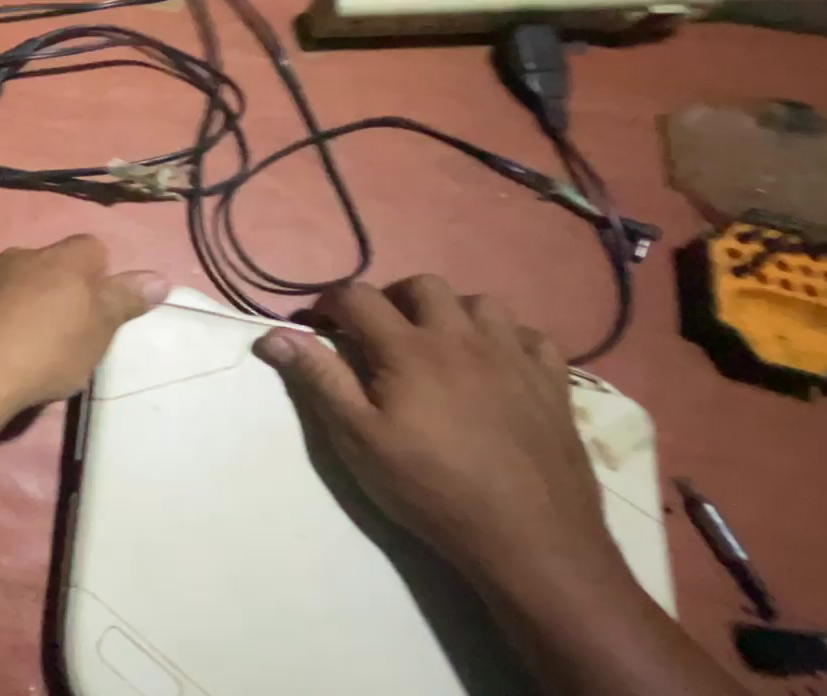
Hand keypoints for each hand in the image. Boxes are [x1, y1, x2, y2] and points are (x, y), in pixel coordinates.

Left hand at [0, 235, 168, 425]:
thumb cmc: (46, 350)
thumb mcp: (98, 330)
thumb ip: (125, 300)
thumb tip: (160, 277)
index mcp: (61, 259)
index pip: (92, 247)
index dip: (101, 274)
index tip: (100, 309)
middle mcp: (21, 256)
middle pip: (53, 263)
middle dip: (64, 289)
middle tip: (70, 332)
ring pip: (19, 282)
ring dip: (29, 304)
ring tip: (32, 348)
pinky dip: (0, 320)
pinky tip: (0, 353)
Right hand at [254, 276, 618, 581]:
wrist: (530, 541)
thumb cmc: (429, 487)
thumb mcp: (357, 439)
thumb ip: (318, 379)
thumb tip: (274, 335)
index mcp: (409, 349)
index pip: (358, 297)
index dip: (329, 303)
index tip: (319, 327)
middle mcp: (462, 339)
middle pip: (422, 285)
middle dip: (391, 299)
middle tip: (378, 336)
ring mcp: (513, 358)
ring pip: (481, 302)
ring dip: (451, 313)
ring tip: (437, 346)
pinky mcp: (552, 384)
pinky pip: (532, 335)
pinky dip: (507, 337)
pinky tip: (493, 364)